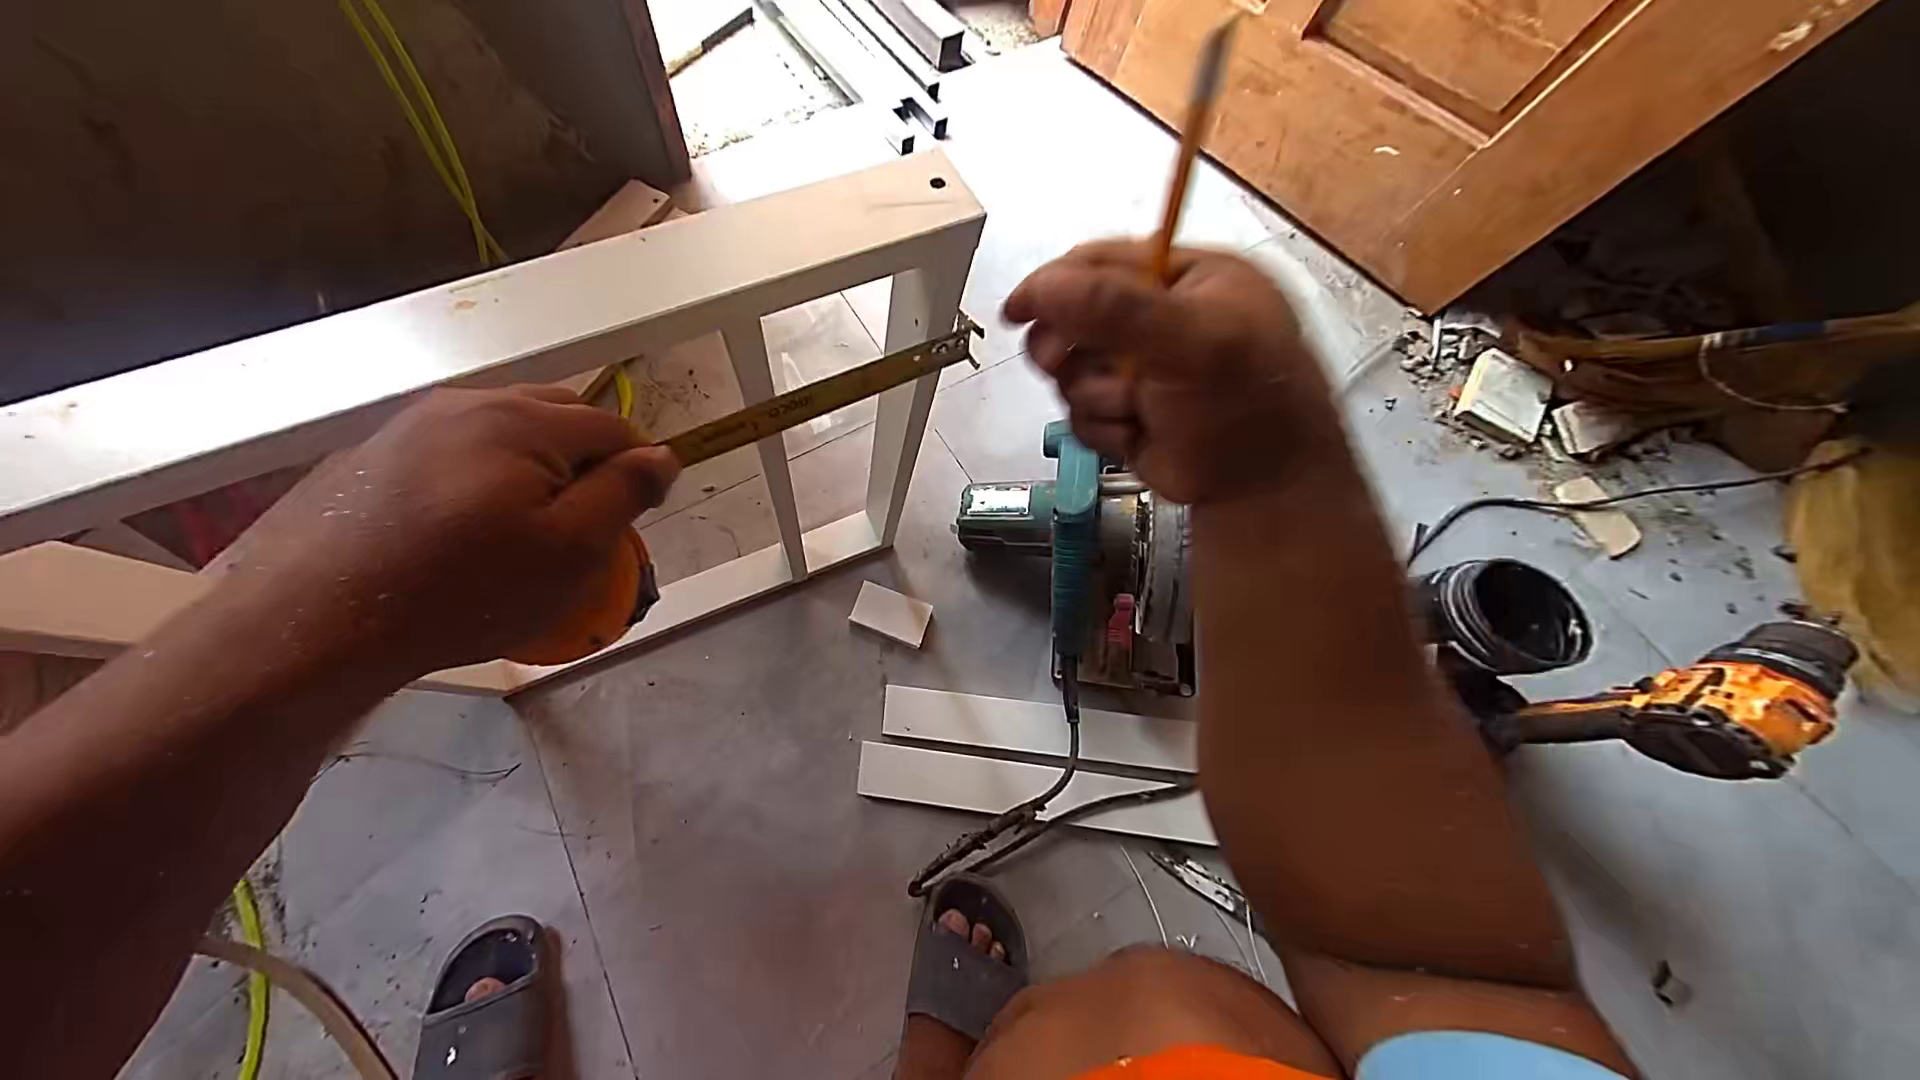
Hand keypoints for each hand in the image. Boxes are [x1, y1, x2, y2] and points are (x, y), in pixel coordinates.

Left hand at [211, 386, 679, 674]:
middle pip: (562, 416)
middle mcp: (467, 404)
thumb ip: (627, 491)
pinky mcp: (378, 452)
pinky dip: (490, 473)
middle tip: (586, 520)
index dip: (638, 468)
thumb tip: (663, 456)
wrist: (315, 623)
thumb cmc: (464, 589)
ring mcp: (415, 423)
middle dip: (591, 458)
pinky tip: (472, 526)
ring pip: (510, 430)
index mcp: (522, 421)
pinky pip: (462, 448)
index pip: (613, 426)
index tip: (633, 518)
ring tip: (531, 524)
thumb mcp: (573, 549)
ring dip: (540, 464)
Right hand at [1004, 240, 1346, 504]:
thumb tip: (1044, 287)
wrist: (1258, 489)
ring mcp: (1136, 368)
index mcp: (1186, 279)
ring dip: (1094, 396)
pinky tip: (1133, 434)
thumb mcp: (1191, 345)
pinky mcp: (1122, 410)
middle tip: (1060, 364)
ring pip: (1071, 371)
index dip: (1054, 283)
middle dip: (1069, 348)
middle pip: (1074, 319)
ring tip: (1134, 409)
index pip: (1102, 264)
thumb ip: (1117, 310)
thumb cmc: (1246, 409)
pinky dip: (1100, 427)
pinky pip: (1078, 412)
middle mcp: (1156, 319)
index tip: (1018, 308)